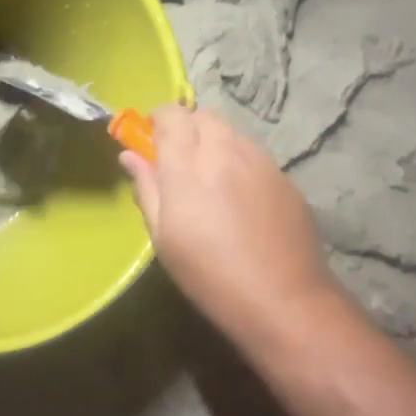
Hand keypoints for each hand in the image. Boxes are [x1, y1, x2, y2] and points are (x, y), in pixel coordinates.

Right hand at [119, 106, 336, 337]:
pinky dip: (241, 163)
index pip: (171, 113)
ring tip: (214, 182)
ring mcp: (260, 161)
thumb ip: (146, 188)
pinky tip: (244, 200)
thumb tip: (130, 155)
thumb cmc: (211, 276)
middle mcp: (225, 150)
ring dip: (216, 143)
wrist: (285, 302)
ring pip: (231, 132)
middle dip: (188, 129)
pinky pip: (255, 155)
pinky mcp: (285, 177)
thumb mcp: (163, 238)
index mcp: (188, 164)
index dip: (159, 120)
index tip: (153, 143)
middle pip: (203, 116)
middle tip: (181, 163)